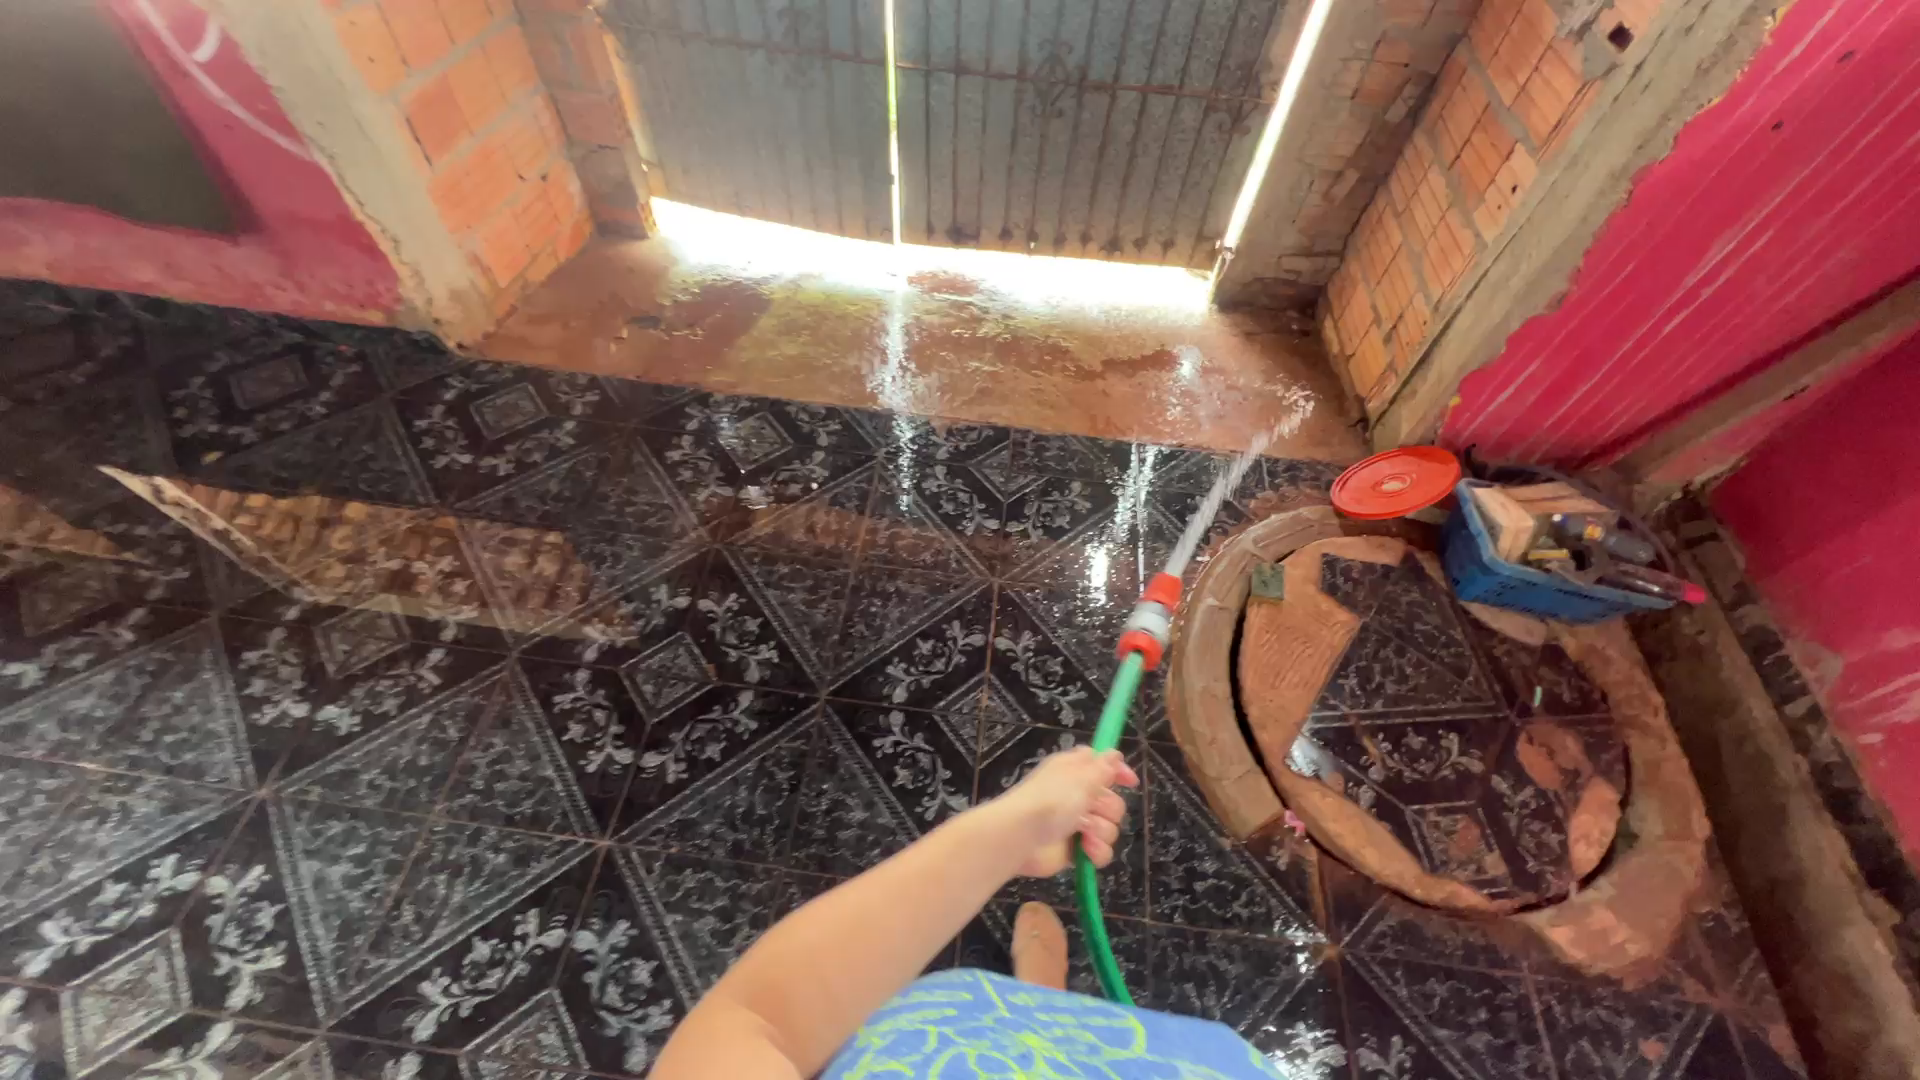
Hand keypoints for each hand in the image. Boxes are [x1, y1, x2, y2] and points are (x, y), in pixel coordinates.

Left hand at [991, 747, 1139, 877]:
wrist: (1022, 835)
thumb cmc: (1050, 799)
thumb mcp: (1079, 777)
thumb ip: (1101, 767)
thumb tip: (1114, 754)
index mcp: (1075, 771)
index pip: (1103, 765)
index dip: (1118, 772)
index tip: (1131, 781)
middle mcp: (1078, 795)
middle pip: (1114, 801)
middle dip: (1107, 808)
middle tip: (1090, 808)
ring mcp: (1078, 824)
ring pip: (1110, 828)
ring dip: (1100, 830)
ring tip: (1081, 830)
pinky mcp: (1077, 849)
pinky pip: (1103, 851)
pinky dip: (1096, 850)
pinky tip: (1084, 848)